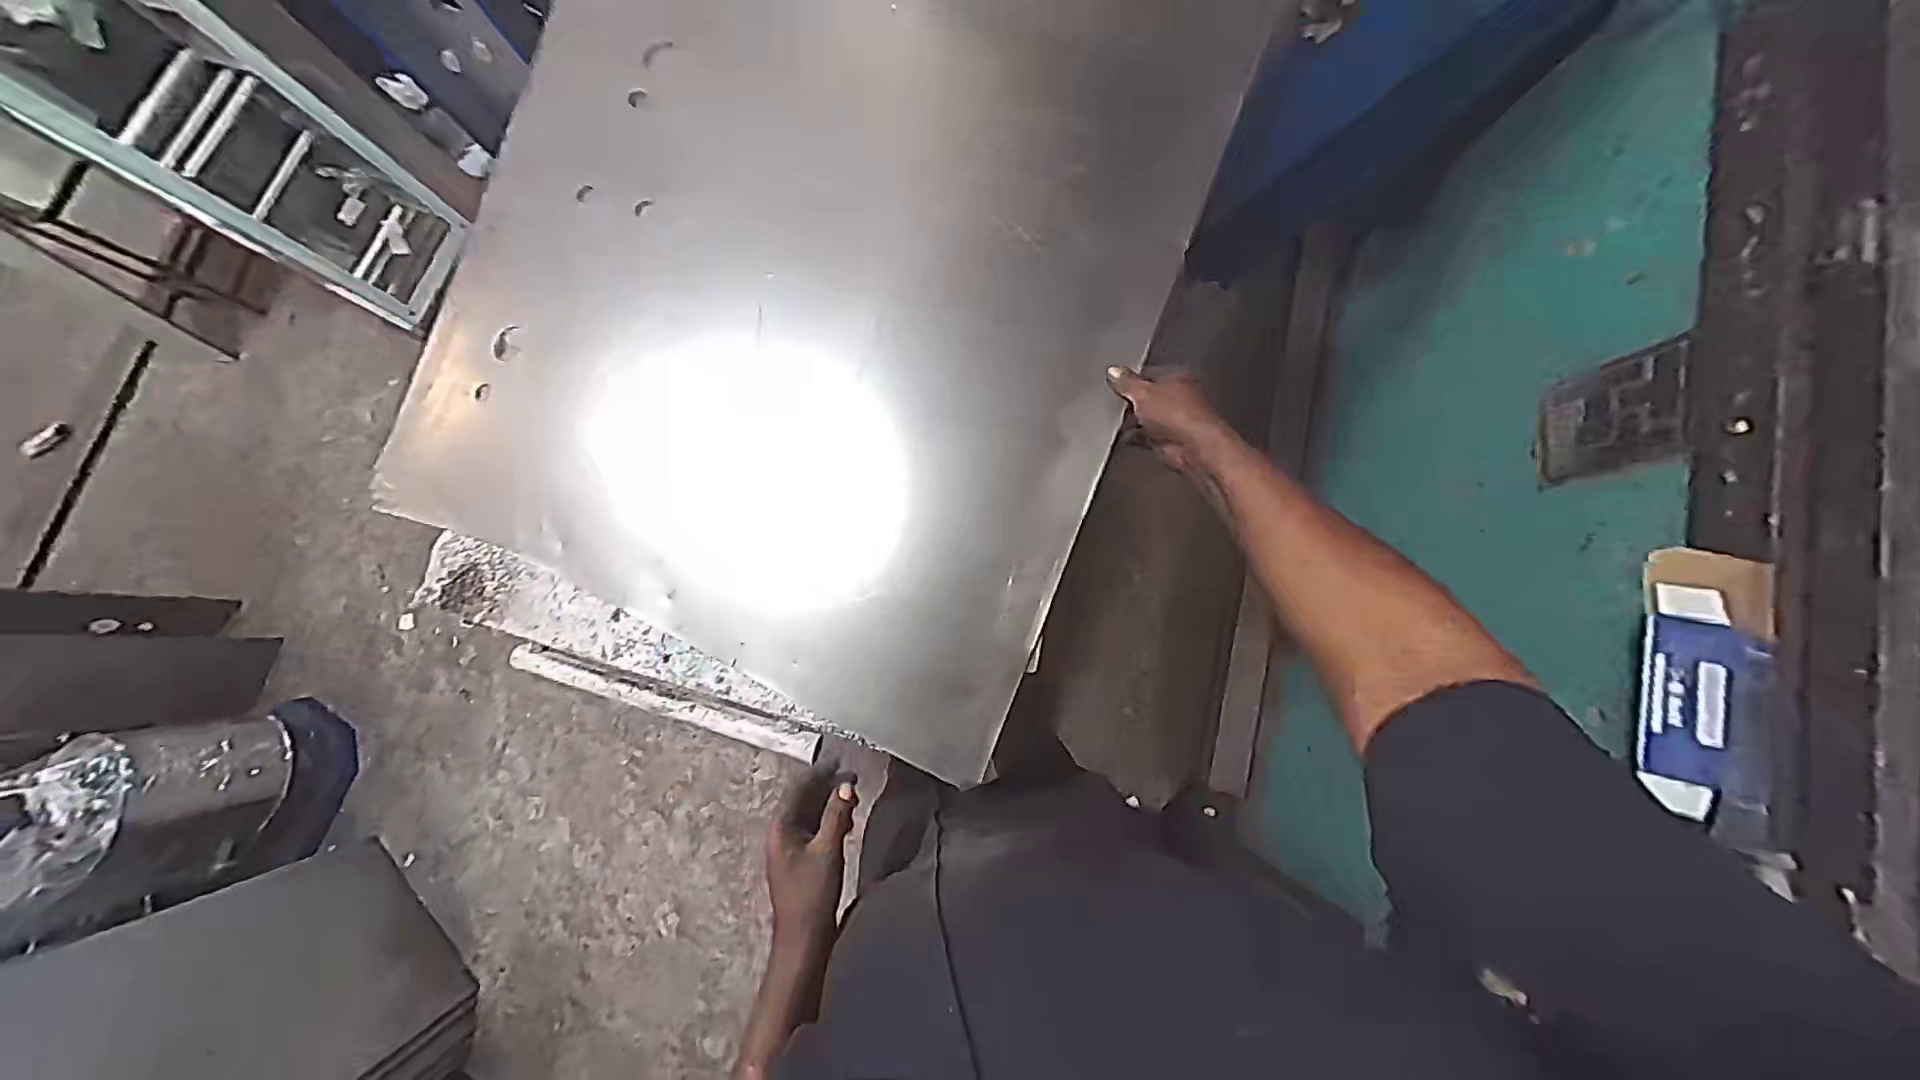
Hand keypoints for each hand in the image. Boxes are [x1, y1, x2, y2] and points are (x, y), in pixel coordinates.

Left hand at [765, 767, 857, 946]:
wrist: (804, 940)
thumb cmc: (811, 896)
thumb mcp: (828, 850)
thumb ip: (838, 815)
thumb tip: (847, 786)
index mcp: (782, 827)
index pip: (802, 787)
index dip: (823, 772)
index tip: (842, 761)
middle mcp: (782, 833)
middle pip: (806, 799)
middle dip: (829, 786)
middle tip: (853, 777)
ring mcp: (790, 847)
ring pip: (812, 813)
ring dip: (832, 803)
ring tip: (853, 796)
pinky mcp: (801, 859)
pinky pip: (815, 828)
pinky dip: (831, 819)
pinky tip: (847, 821)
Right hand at [1105, 367, 1233, 474]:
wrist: (1194, 447)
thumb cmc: (1181, 415)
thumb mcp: (1144, 392)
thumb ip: (1126, 382)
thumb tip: (1114, 372)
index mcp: (1178, 378)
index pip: (1148, 374)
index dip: (1129, 379)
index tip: (1114, 383)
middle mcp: (1178, 398)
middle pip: (1146, 397)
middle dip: (1130, 402)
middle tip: (1118, 404)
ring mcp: (1173, 421)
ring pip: (1145, 418)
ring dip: (1132, 421)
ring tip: (1122, 422)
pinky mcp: (1167, 441)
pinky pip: (1144, 437)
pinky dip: (1134, 437)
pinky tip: (1126, 436)